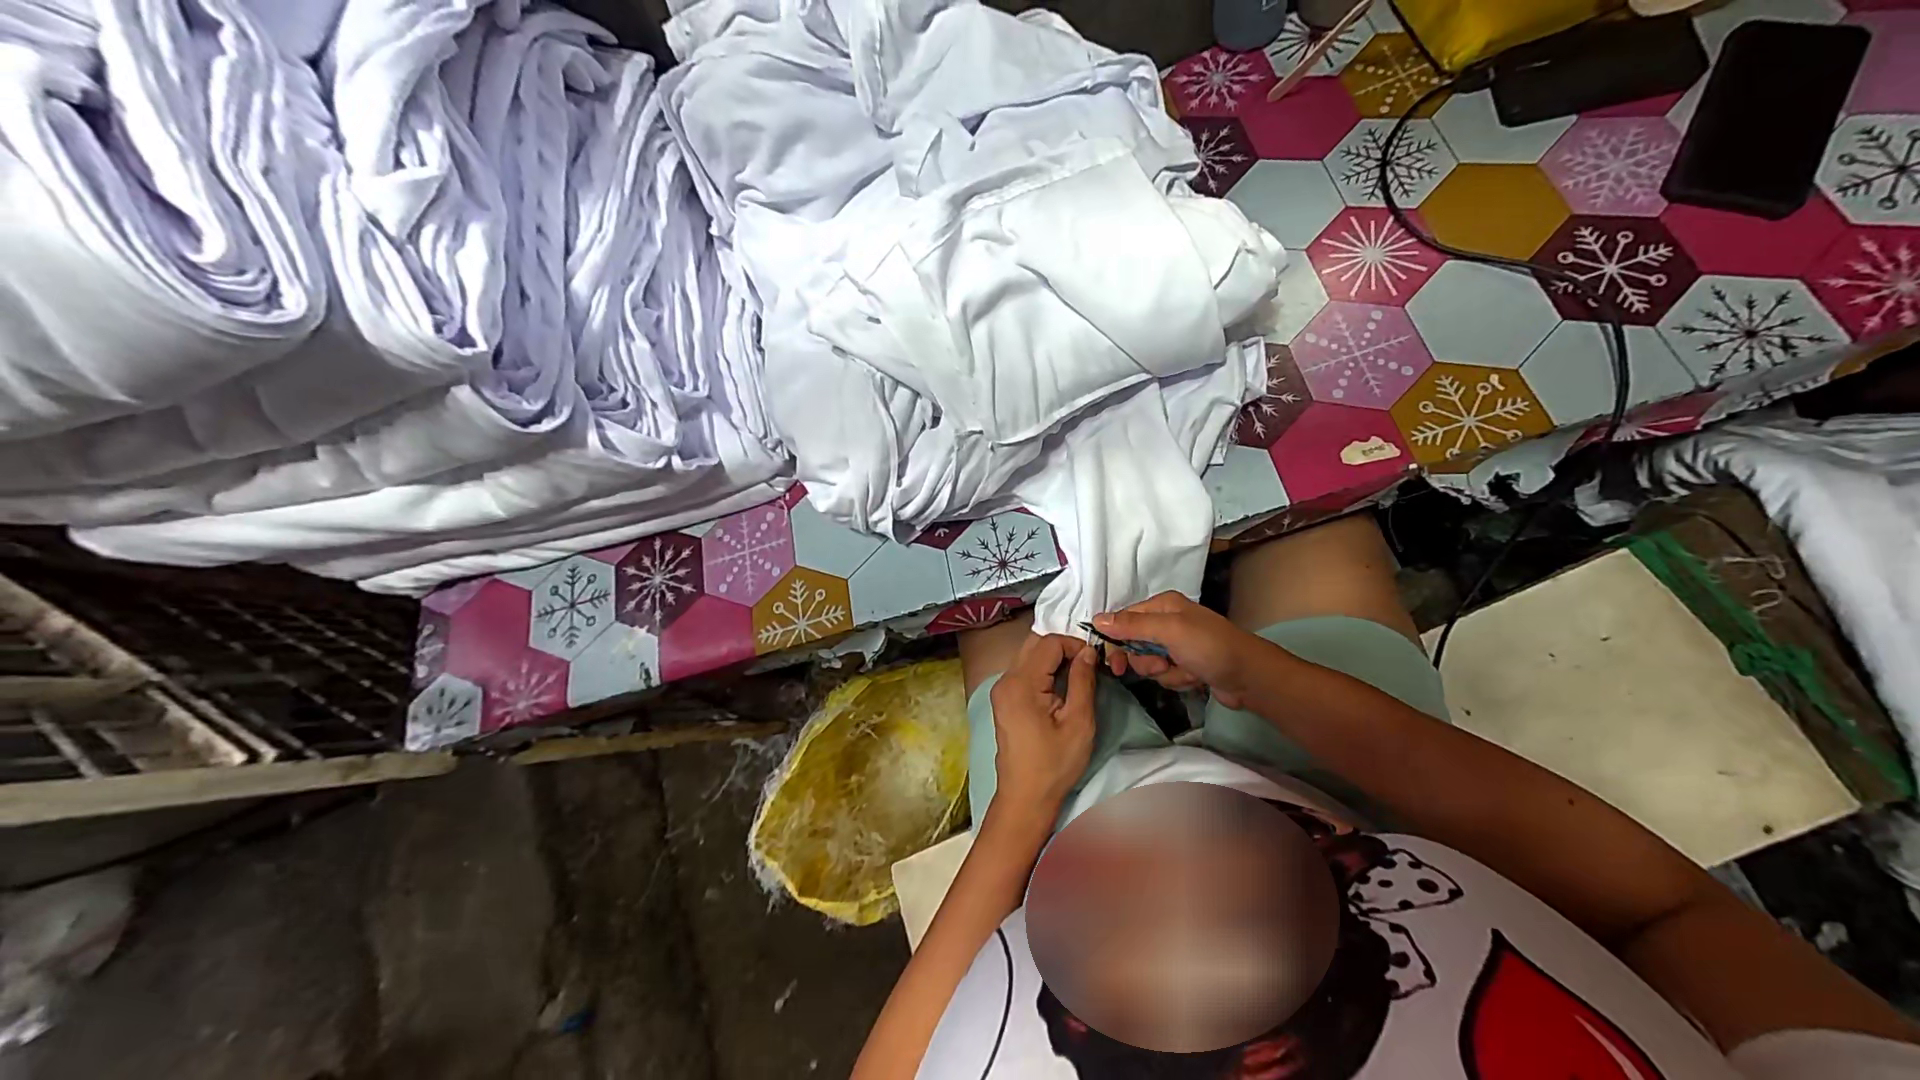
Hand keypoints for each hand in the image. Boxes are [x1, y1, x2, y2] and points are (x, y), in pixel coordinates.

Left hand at [988, 634, 1097, 817]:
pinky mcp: (1004, 698)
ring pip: (1029, 654)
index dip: (1074, 644)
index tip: (1095, 660)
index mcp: (1021, 684)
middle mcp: (1005, 680)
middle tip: (1088, 663)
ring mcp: (1001, 689)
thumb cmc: (1054, 764)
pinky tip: (1061, 683)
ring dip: (1054, 656)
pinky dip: (1044, 668)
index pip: (1049, 642)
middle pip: (1035, 643)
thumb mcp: (1079, 722)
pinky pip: (1024, 670)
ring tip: (1078, 673)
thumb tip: (1088, 651)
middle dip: (1063, 646)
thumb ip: (1083, 681)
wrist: (1026, 796)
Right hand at [1092, 592, 1260, 707]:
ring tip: (1186, 671)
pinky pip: (1166, 675)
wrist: (1250, 677)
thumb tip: (1096, 620)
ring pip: (1149, 663)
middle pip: (1134, 644)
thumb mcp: (1169, 631)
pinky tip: (1195, 678)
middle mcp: (1168, 622)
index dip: (1116, 642)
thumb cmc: (1209, 647)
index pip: (1123, 620)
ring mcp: (1178, 645)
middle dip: (1146, 661)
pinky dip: (1177, 680)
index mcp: (1162, 606)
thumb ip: (1132, 625)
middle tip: (1161, 666)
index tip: (1115, 664)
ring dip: (1164, 673)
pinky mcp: (1186, 665)